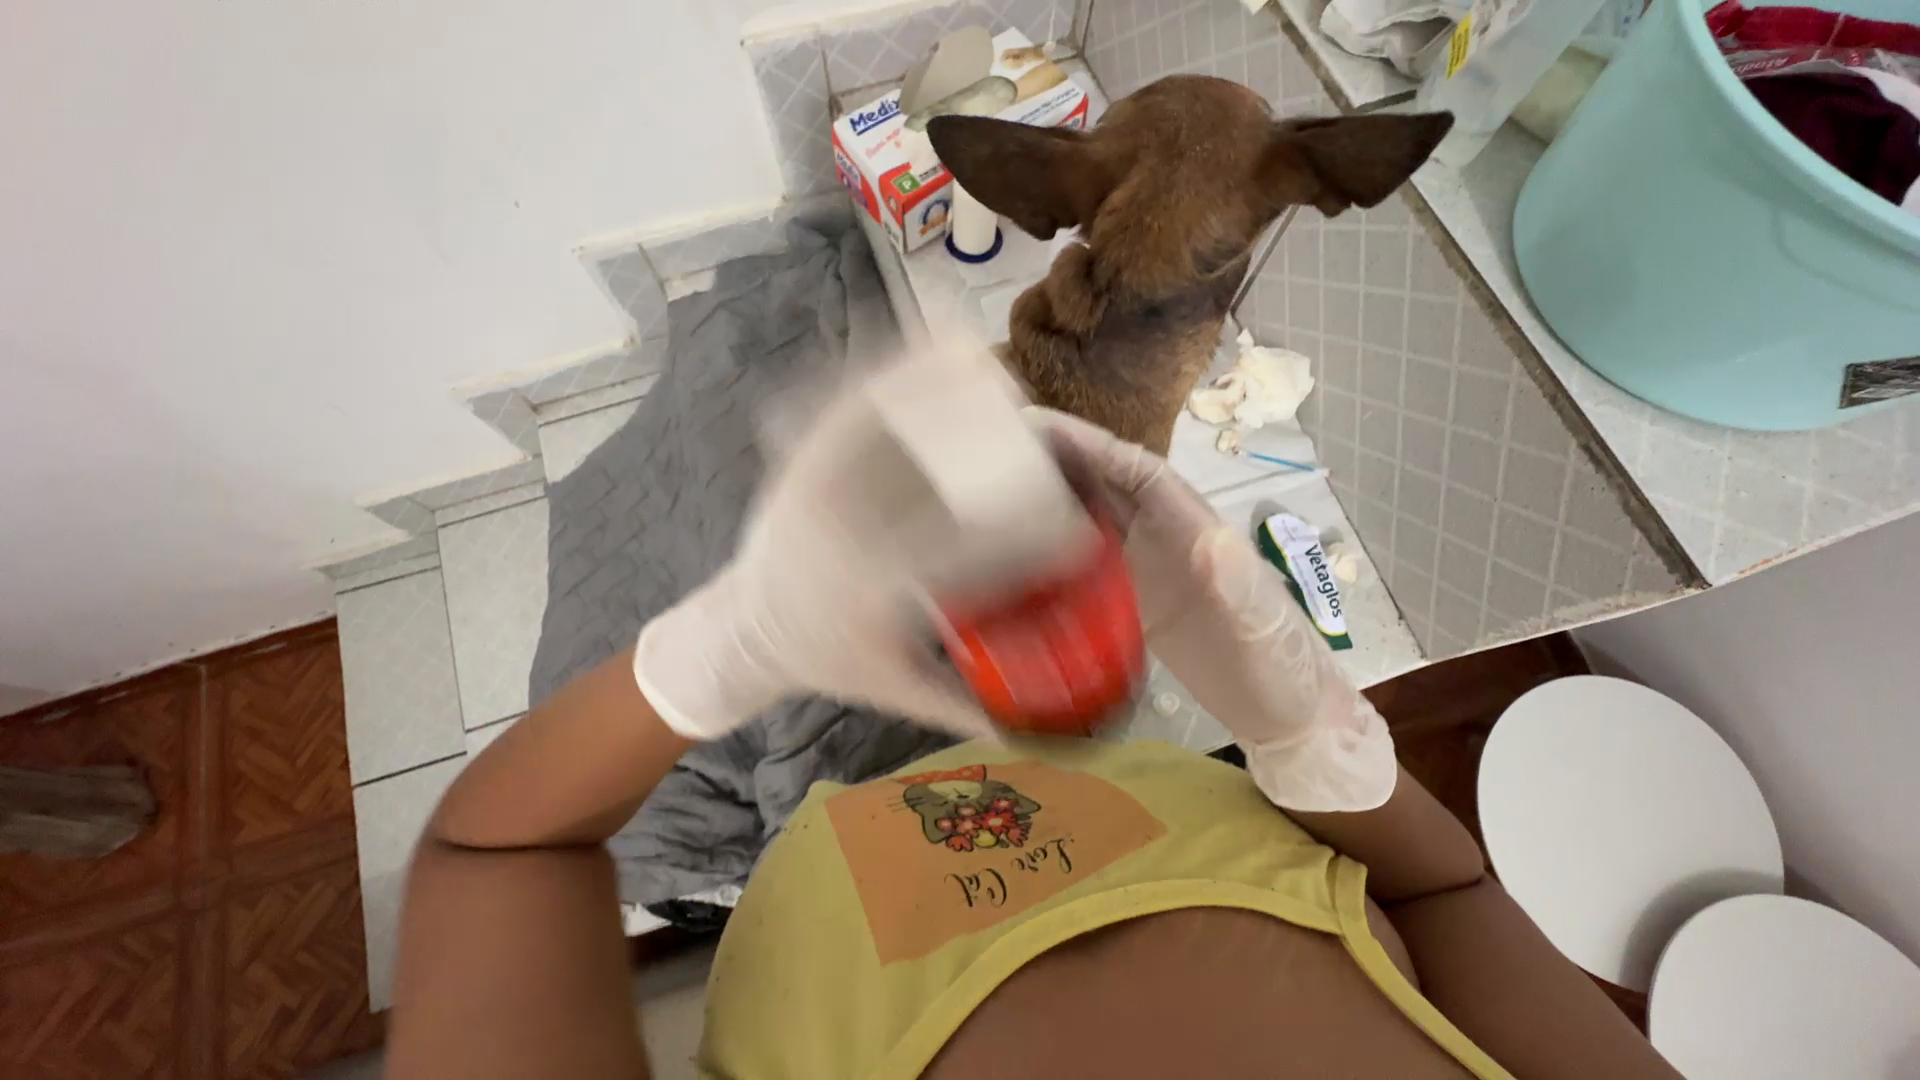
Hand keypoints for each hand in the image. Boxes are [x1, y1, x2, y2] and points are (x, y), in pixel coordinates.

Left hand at [633, 351, 1094, 742]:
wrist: (745, 629)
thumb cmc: (828, 657)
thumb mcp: (895, 690)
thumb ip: (966, 704)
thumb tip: (1045, 723)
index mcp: (865, 590)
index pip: (962, 554)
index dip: (1025, 541)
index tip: (1074, 534)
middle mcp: (836, 529)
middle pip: (922, 467)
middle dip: (986, 440)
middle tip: (1033, 428)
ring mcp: (811, 485)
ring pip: (878, 416)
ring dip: (935, 383)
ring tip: (987, 369)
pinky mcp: (798, 457)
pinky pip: (844, 401)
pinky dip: (888, 370)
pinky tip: (924, 348)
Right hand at [1035, 408, 1396, 811]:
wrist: (1280, 716)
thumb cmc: (1281, 664)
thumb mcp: (1262, 623)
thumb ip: (1237, 583)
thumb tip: (1210, 538)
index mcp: (1194, 527)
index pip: (1138, 472)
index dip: (1092, 445)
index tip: (1040, 428)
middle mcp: (1163, 539)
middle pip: (1104, 487)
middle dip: (1057, 463)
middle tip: (997, 453)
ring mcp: (1144, 572)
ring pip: (1089, 523)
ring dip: (1049, 504)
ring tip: (993, 495)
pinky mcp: (1130, 606)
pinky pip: (1084, 571)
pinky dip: (1051, 558)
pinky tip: (1013, 560)